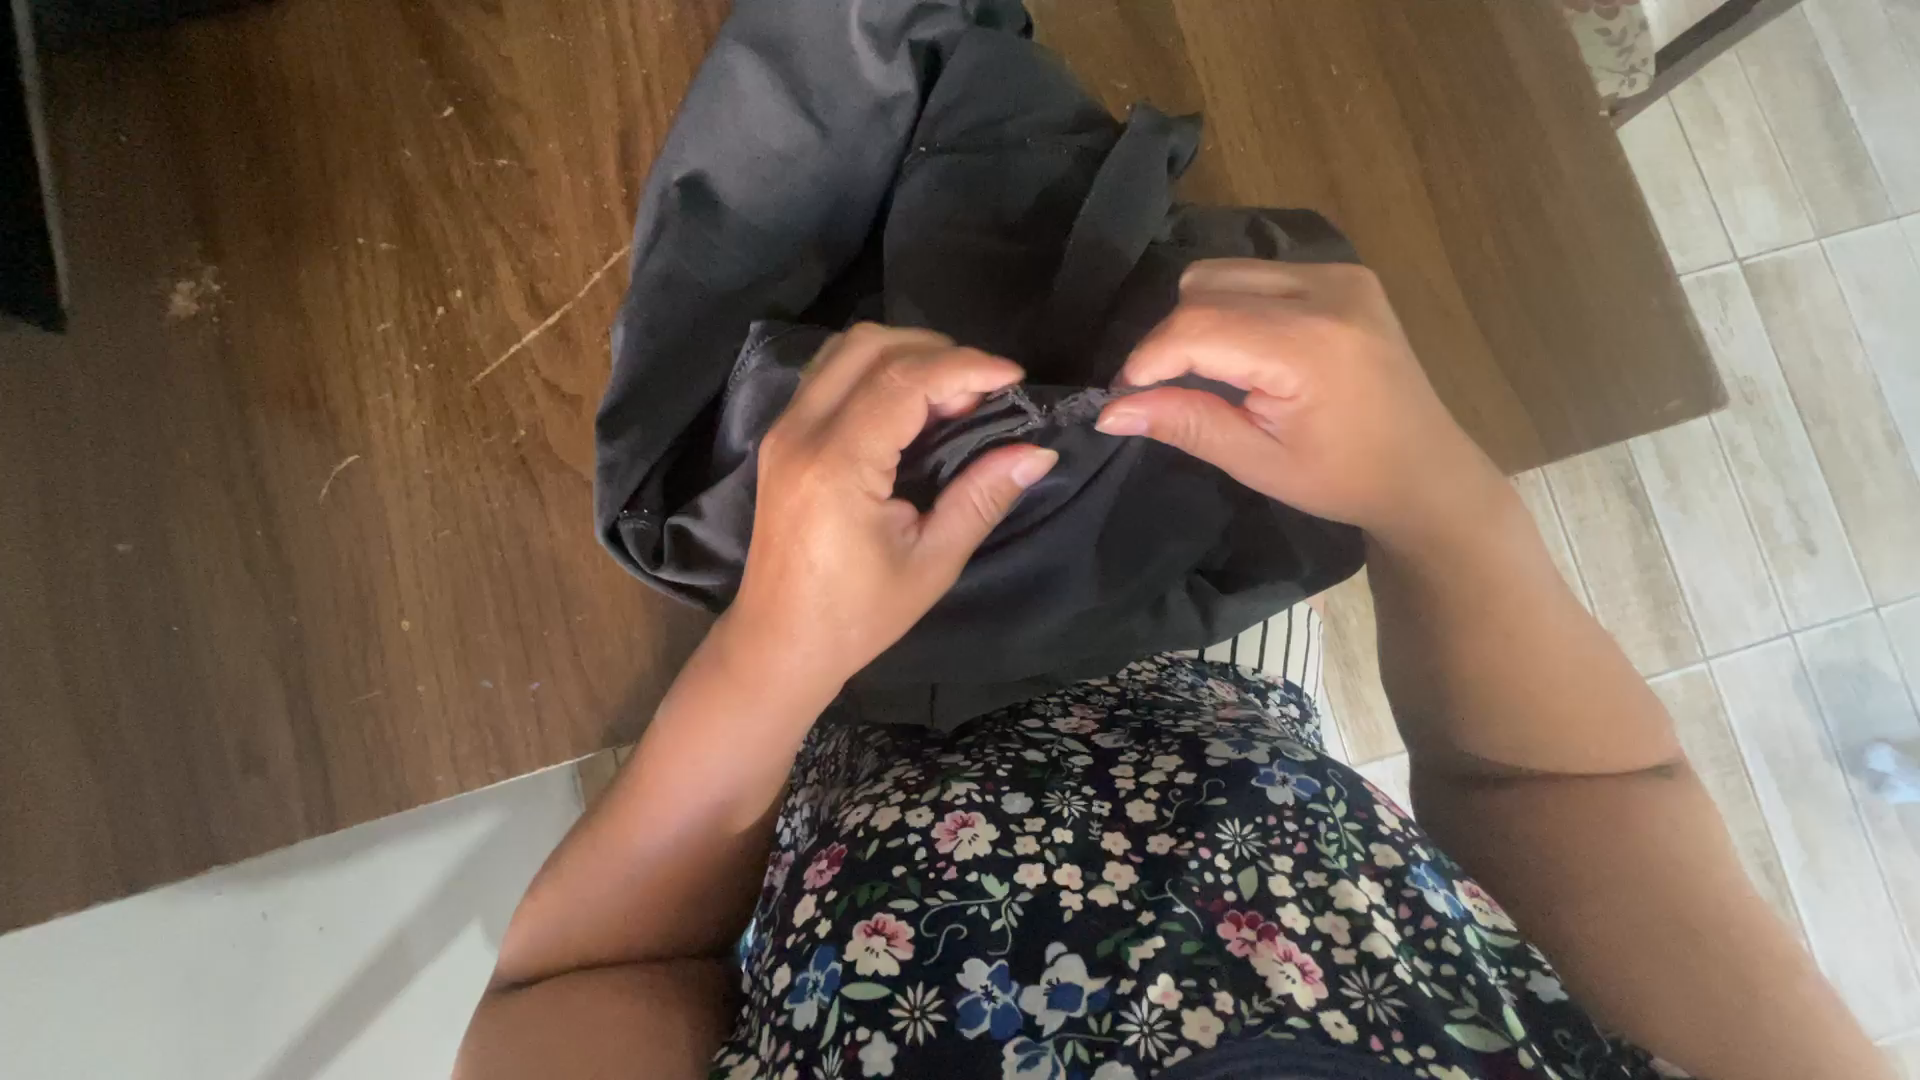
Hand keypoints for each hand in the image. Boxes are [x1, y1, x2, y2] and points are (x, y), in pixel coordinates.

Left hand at [723, 323, 1058, 692]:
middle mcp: (802, 432)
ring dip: (905, 355)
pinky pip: (830, 373)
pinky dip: (877, 369)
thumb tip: (1037, 453)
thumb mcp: (932, 563)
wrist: (780, 642)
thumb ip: (982, 498)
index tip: (1014, 379)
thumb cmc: (857, 615)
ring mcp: (784, 430)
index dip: (966, 367)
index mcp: (838, 466)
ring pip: (846, 350)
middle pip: (872, 346)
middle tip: (982, 392)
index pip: (905, 380)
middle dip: (938, 352)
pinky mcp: (782, 438)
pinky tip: (910, 406)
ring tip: (951, 395)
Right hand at [1094, 259, 1508, 547]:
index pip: (1197, 325)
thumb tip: (1108, 412)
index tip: (1124, 397)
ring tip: (1203, 372)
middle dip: (1168, 340)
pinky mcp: (1342, 275)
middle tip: (1164, 391)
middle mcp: (1327, 291)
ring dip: (1194, 320)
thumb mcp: (1256, 462)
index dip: (1147, 358)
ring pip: (1223, 273)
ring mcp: (1339, 275)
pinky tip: (1239, 352)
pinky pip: (1255, 274)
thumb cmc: (1342, 479)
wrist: (1425, 470)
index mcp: (1310, 346)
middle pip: (1203, 287)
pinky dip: (1227, 308)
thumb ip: (1184, 423)